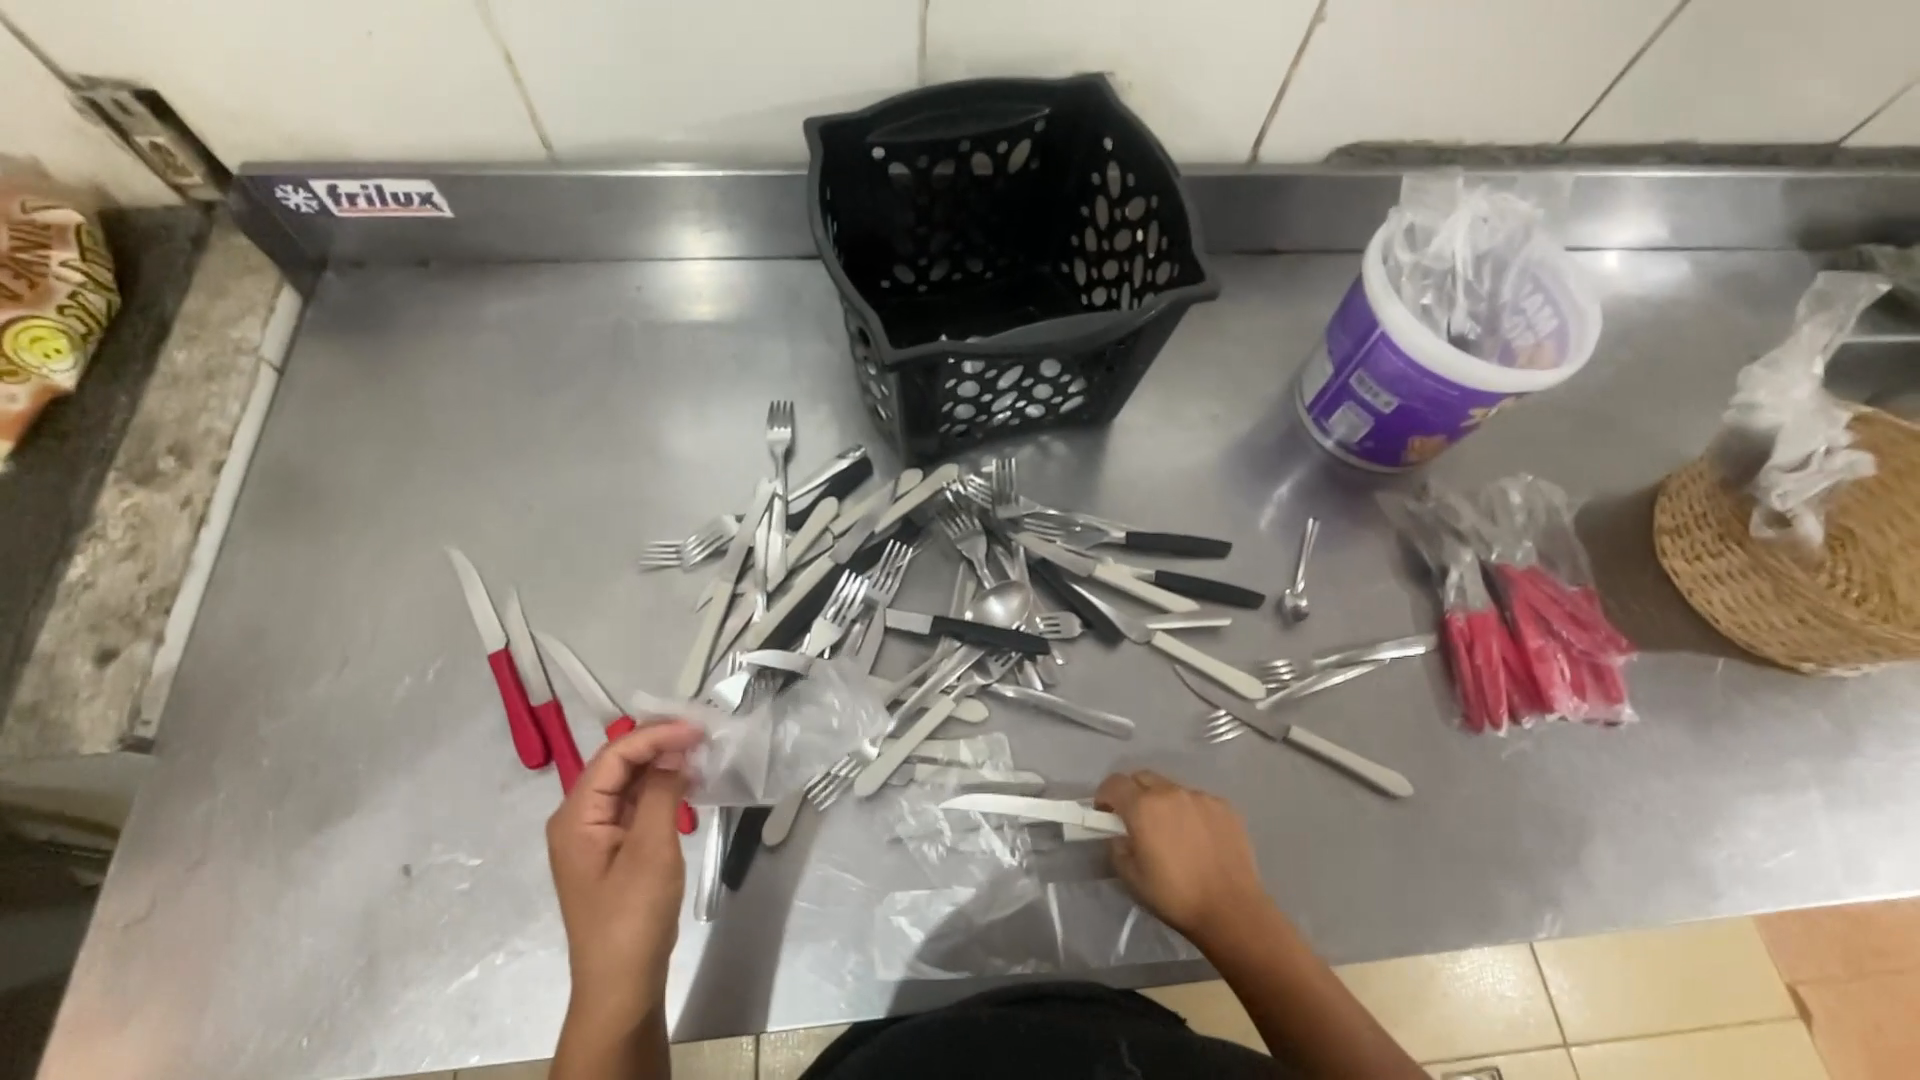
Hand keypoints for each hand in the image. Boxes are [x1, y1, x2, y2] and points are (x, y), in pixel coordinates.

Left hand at [547, 720, 704, 1018]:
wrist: (621, 983)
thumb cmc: (632, 916)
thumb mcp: (651, 849)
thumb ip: (660, 793)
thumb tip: (674, 752)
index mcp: (576, 816)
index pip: (614, 756)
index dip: (655, 735)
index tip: (697, 728)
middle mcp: (578, 819)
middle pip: (617, 766)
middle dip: (657, 744)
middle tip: (702, 734)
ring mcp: (595, 837)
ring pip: (627, 784)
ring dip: (661, 765)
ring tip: (700, 753)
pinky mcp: (613, 852)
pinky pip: (635, 807)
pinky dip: (661, 791)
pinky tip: (688, 786)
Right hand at [1095, 770, 1272, 945]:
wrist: (1231, 909)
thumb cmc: (1175, 896)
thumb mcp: (1131, 877)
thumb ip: (1118, 847)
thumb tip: (1122, 836)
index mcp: (1143, 807)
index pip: (1114, 783)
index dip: (1104, 796)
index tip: (1105, 815)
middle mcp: (1171, 792)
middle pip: (1143, 778)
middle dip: (1133, 794)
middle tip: (1136, 821)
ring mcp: (1201, 797)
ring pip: (1172, 789)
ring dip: (1163, 803)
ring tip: (1172, 832)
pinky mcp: (1225, 807)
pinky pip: (1198, 801)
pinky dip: (1190, 812)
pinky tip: (1199, 838)